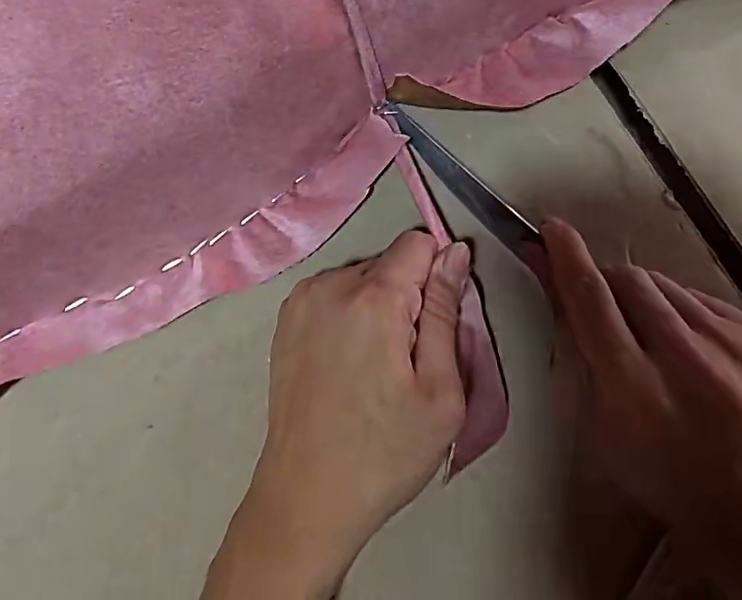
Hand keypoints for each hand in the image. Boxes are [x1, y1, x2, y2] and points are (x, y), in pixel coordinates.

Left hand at [204, 228, 472, 598]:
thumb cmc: (384, 453)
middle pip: (390, 261)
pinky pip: (334, 292)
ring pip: (362, 275)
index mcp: (372, 299)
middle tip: (406, 356)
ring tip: (375, 364)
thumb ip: (446, 312)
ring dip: (378, 304)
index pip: (419, 243)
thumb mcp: (440, 392)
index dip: (438, 275)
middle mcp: (330, 285)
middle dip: (408, 295)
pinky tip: (348, 361)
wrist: (305, 498)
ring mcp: (302, 299)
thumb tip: (455, 252)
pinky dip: (350, 312)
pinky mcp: (286, 317)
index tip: (436, 320)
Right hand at [540, 217, 741, 543]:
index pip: (593, 301)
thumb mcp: (594, 418)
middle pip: (630, 280)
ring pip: (666, 284)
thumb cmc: (653, 466)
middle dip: (610, 286)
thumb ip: (570, 339)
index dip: (568, 259)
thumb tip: (544, 264)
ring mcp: (740, 354)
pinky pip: (703, 297)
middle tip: (610, 315)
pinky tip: (695, 350)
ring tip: (658, 342)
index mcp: (638, 393)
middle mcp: (693, 368)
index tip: (553, 229)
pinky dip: (686, 312)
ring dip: (649, 300)